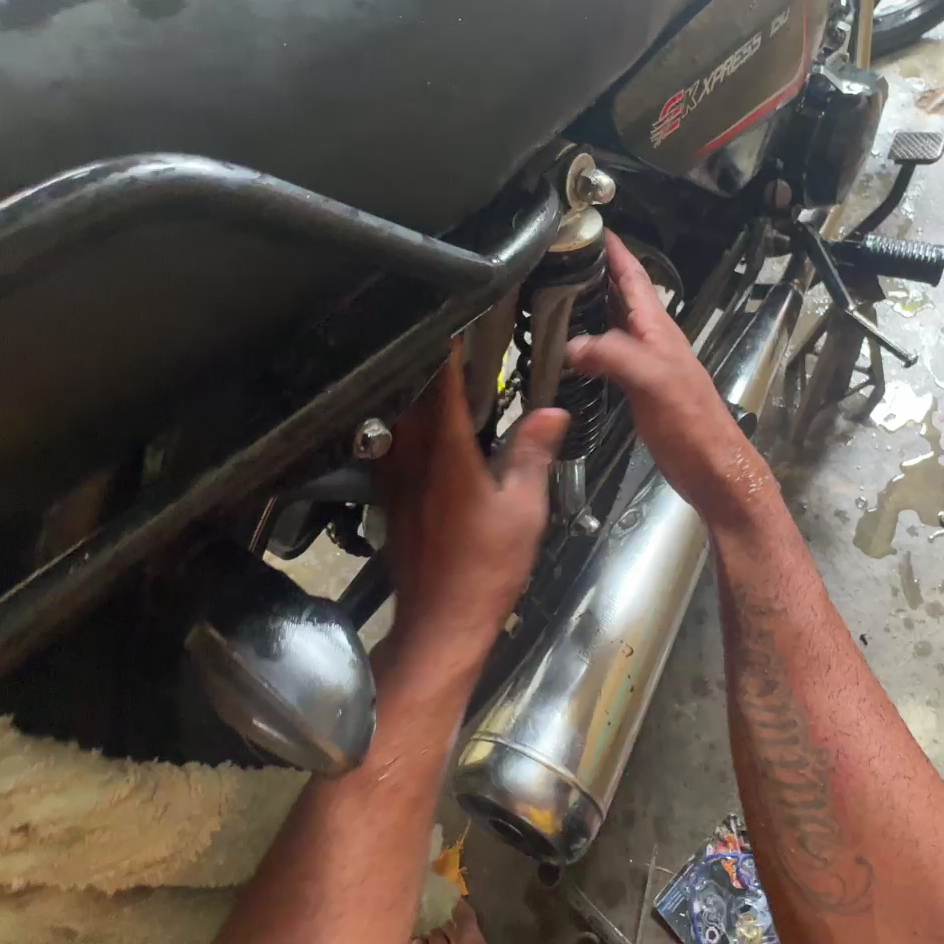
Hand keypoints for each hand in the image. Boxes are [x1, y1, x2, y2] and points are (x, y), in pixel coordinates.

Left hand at [376, 348, 566, 658]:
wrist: (443, 622)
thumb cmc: (488, 567)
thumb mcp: (524, 509)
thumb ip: (532, 454)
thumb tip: (551, 411)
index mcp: (448, 452)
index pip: (443, 383)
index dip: (450, 347)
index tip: (461, 321)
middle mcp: (414, 457)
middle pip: (414, 393)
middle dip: (433, 363)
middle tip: (456, 341)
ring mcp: (396, 478)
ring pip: (400, 417)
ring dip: (417, 391)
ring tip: (442, 374)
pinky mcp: (391, 498)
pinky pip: (394, 444)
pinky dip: (408, 423)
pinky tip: (425, 426)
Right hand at [566, 233, 776, 526]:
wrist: (712, 469)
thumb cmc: (692, 425)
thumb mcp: (655, 383)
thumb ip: (616, 356)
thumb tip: (570, 343)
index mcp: (658, 329)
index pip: (634, 276)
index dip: (614, 249)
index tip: (586, 223)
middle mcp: (651, 340)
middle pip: (620, 295)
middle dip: (592, 271)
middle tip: (554, 257)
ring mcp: (645, 364)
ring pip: (612, 323)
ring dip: (587, 305)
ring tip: (551, 295)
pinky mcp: (637, 389)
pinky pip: (608, 354)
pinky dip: (587, 344)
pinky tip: (568, 349)